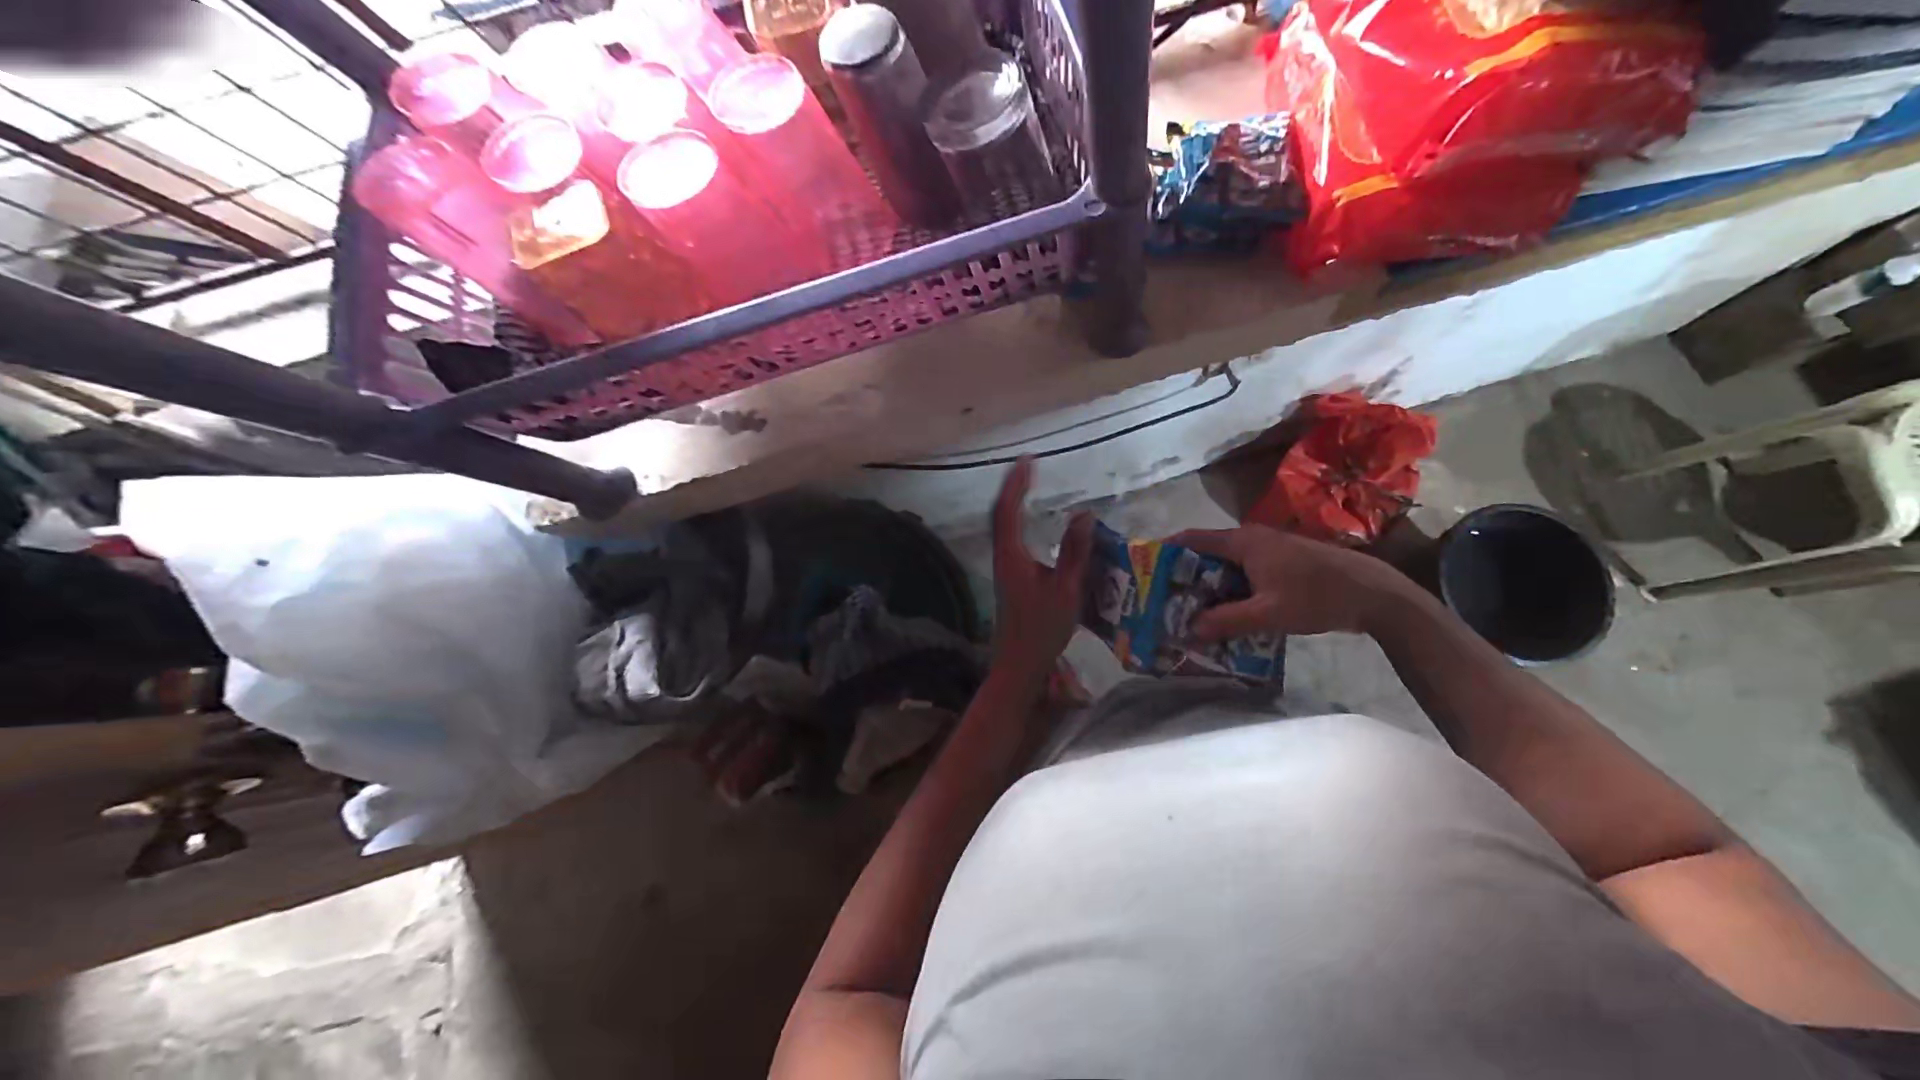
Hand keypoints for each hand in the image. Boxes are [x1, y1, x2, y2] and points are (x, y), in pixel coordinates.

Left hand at [990, 459, 1093, 681]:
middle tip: (1029, 466)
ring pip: (1003, 526)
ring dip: (1014, 503)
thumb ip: (1075, 552)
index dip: (1017, 483)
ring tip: (1029, 484)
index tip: (1028, 460)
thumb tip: (1085, 515)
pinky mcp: (1010, 577)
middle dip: (1014, 487)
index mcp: (1012, 556)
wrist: (1019, 663)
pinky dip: (1018, 521)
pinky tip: (1032, 523)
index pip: (1009, 510)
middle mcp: (1003, 557)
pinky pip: (1011, 538)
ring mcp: (1004, 568)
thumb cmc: (1042, 629)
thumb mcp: (1066, 590)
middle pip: (1001, 513)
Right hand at [1171, 524, 1417, 639]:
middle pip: (1206, 552)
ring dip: (1209, 584)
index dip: (1166, 553)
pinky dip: (1230, 587)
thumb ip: (1226, 620)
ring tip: (1190, 609)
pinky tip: (1226, 610)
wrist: (1375, 594)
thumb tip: (1189, 629)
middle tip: (1165, 600)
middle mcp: (1252, 538)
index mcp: (1243, 541)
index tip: (1146, 572)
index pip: (1191, 540)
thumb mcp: (1268, 614)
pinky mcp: (1283, 562)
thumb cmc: (1317, 597)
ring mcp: (1269, 548)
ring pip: (1226, 564)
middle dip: (1185, 575)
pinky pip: (1244, 571)